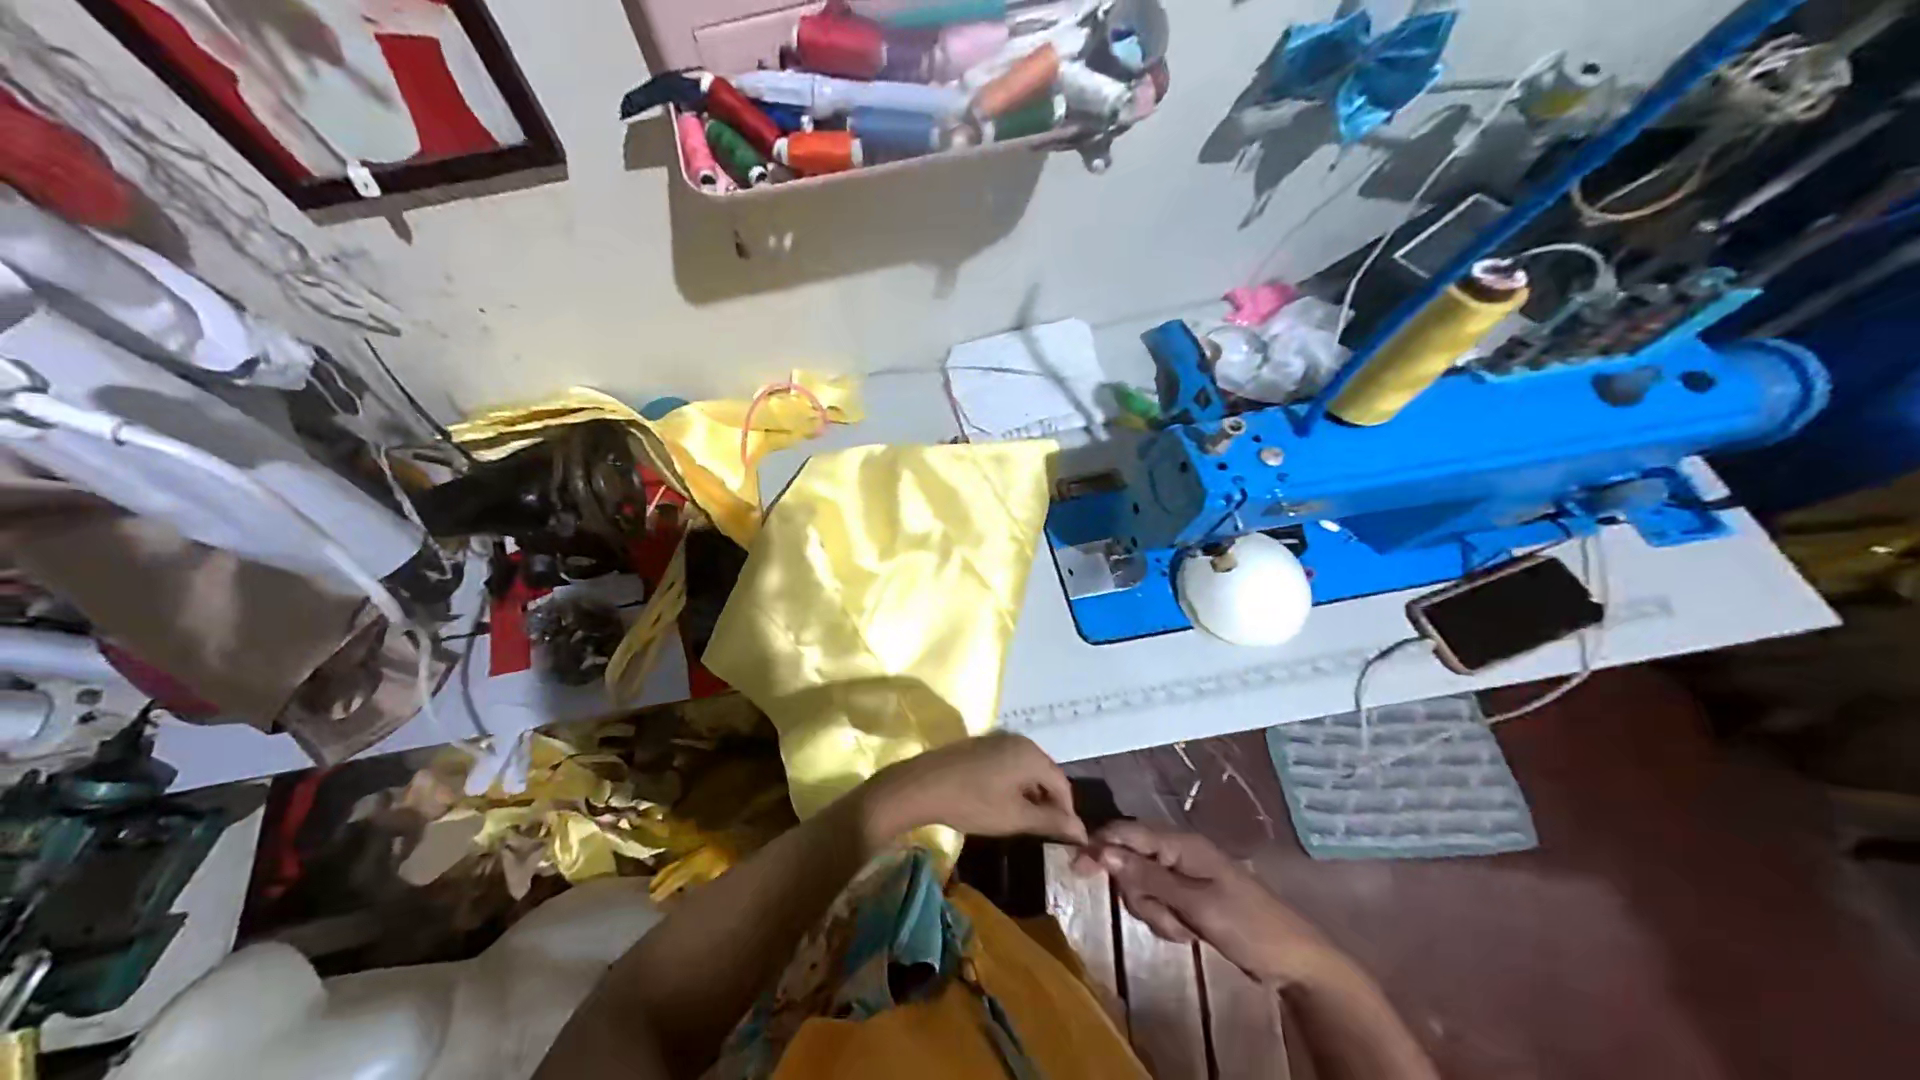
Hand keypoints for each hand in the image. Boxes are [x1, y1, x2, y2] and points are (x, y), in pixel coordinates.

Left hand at [860, 734, 1086, 847]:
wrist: (922, 785)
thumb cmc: (973, 802)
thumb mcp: (1016, 817)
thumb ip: (1051, 822)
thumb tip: (1081, 830)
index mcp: (1032, 754)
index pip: (1063, 785)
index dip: (1067, 813)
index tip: (1066, 840)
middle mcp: (1019, 741)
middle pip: (1046, 774)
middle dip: (1049, 803)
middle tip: (1047, 833)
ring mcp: (998, 740)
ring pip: (1027, 770)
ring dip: (1031, 795)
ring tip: (1026, 822)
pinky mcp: (981, 746)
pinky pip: (1009, 765)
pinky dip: (1014, 785)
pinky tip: (1003, 805)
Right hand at [1076, 822, 1336, 984]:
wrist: (1294, 961)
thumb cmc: (1247, 925)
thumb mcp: (1195, 903)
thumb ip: (1147, 875)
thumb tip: (1102, 850)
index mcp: (1180, 844)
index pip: (1127, 832)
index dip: (1099, 845)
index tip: (1076, 869)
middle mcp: (1178, 853)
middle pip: (1130, 862)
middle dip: (1138, 892)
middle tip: (1163, 915)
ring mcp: (1184, 876)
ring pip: (1141, 887)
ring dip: (1153, 912)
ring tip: (1183, 929)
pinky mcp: (1188, 897)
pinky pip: (1158, 903)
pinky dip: (1165, 920)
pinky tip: (1188, 934)